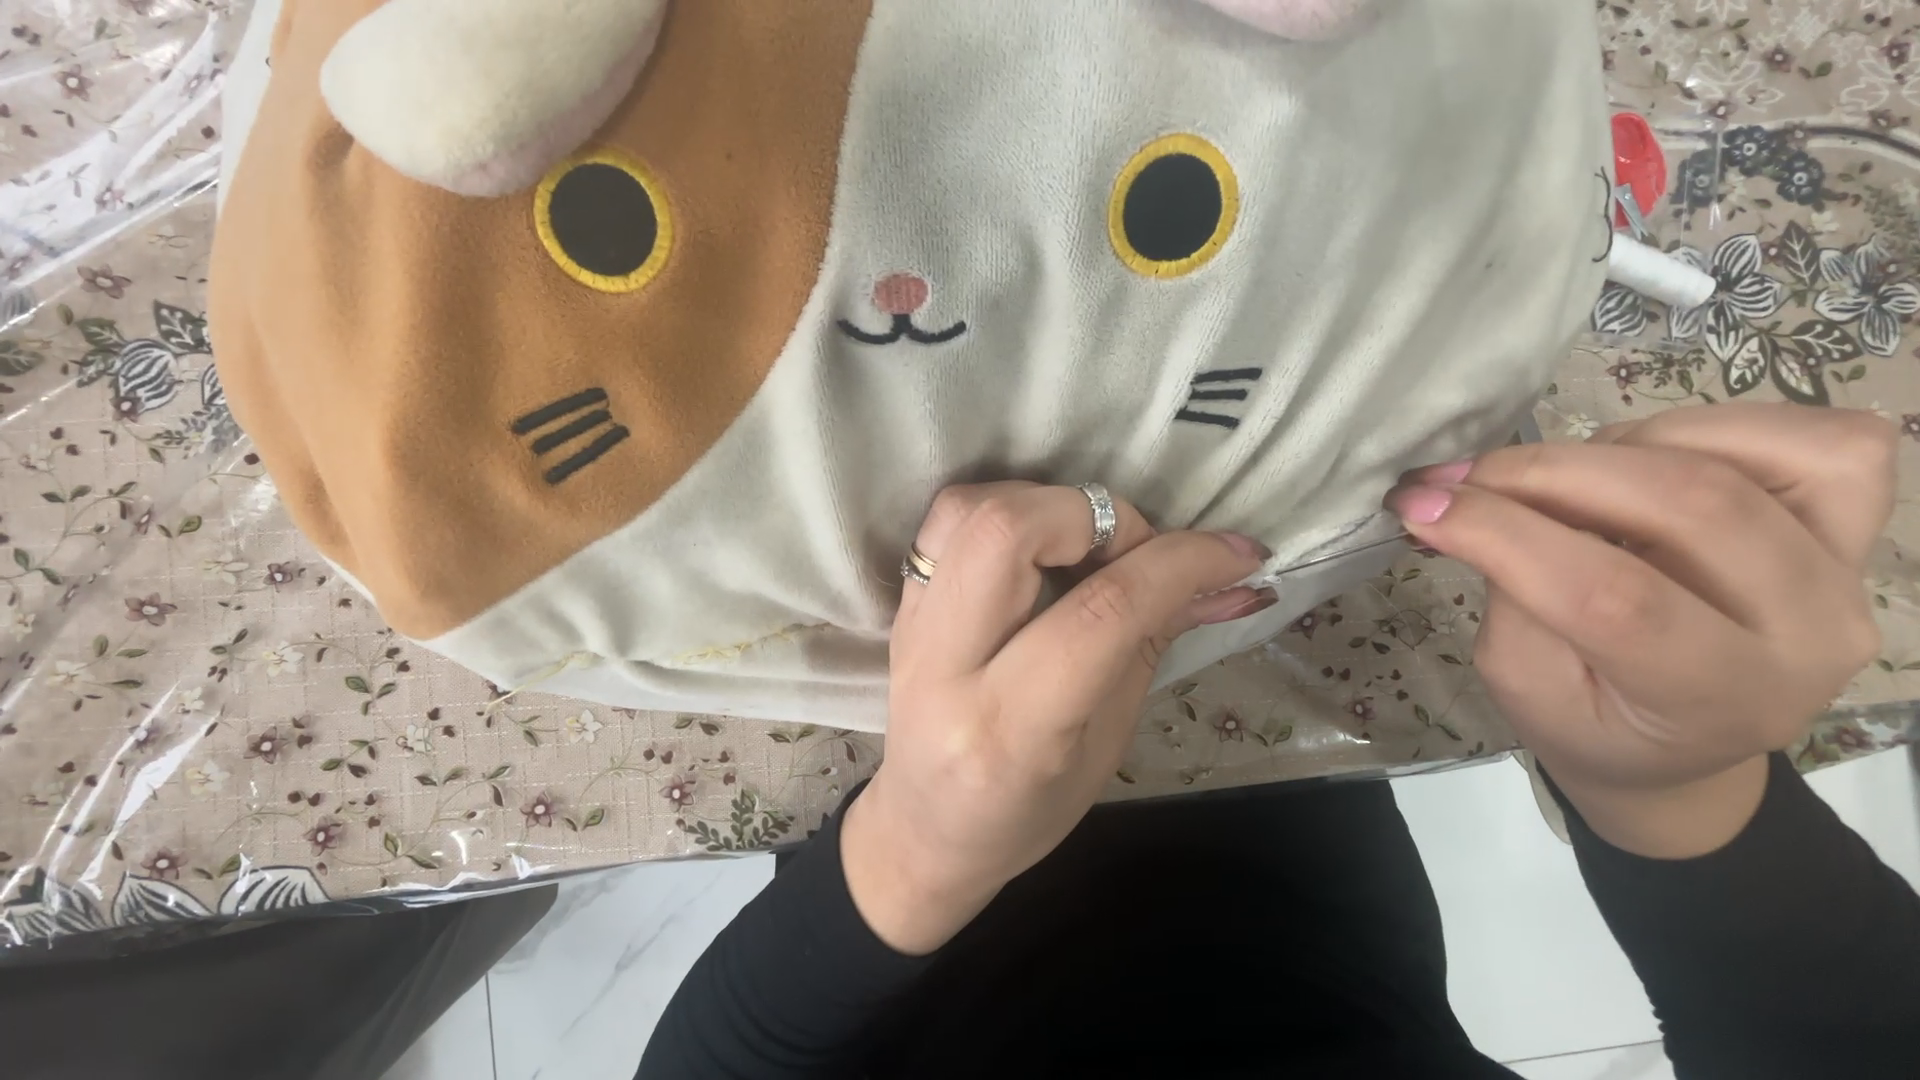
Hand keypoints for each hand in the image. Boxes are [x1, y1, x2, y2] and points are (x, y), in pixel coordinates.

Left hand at [842, 482, 1274, 952]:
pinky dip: (1005, 506)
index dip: (1181, 564)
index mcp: (1009, 728)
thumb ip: (1154, 643)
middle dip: (1096, 516)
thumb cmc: (1025, 812)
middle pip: (1010, 532)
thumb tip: (1231, 579)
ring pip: (970, 510)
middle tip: (1135, 552)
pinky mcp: (902, 604)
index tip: (1237, 552)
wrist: (923, 830)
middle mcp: (947, 667)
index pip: (1102, 613)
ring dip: (1048, 503)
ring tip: (1087, 545)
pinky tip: (1040, 543)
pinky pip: (946, 521)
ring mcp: (912, 627)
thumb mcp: (1106, 743)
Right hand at [1387, 404, 1895, 857]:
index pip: (1610, 597)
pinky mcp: (1859, 524)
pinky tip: (1644, 460)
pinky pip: (1822, 439)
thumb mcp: (1521, 684)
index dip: (1502, 534)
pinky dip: (1712, 428)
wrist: (1678, 741)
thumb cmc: (1589, 722)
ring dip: (1616, 448)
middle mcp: (1807, 632)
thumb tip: (1467, 502)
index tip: (1418, 505)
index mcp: (1713, 698)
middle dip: (1543, 473)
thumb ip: (1513, 596)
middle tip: (1458, 476)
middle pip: (1687, 506)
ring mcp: (1847, 571)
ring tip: (1555, 480)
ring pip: (1746, 459)